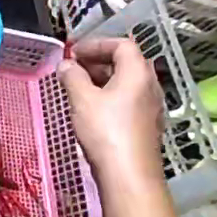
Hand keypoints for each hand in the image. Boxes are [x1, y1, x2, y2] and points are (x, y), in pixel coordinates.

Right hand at [60, 37, 164, 181]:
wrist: (128, 172)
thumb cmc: (106, 130)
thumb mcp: (81, 98)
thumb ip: (72, 76)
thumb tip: (66, 65)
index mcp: (137, 74)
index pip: (122, 45)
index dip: (96, 44)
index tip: (73, 52)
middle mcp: (149, 86)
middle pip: (126, 62)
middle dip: (97, 60)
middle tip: (71, 67)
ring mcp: (149, 106)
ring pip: (125, 81)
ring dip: (100, 78)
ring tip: (75, 86)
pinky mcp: (144, 123)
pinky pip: (126, 98)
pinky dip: (107, 94)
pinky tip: (88, 107)